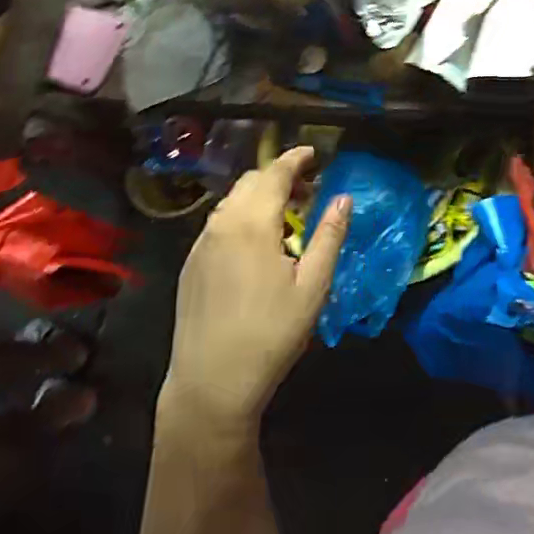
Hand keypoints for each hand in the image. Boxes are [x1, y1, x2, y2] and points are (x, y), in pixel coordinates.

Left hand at [165, 148, 349, 428]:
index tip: (312, 153)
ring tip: (284, 217)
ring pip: (230, 203)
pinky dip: (240, 219)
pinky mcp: (190, 265)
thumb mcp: (312, 287)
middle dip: (278, 177)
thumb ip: (329, 237)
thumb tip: (343, 199)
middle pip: (249, 182)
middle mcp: (220, 224)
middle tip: (306, 190)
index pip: (273, 174)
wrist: (212, 380)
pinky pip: (217, 225)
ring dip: (258, 198)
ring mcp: (199, 244)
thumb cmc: (271, 333)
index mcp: (251, 223)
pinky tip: (255, 245)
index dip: (295, 159)